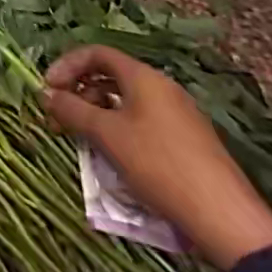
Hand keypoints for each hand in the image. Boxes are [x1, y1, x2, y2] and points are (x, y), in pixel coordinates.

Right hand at [44, 46, 271, 270]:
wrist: (226, 219)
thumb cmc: (159, 164)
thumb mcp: (106, 134)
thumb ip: (71, 109)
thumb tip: (45, 93)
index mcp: (144, 77)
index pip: (96, 53)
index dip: (66, 65)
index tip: (47, 88)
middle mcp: (162, 88)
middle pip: (110, 76)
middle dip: (79, 92)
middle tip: (59, 115)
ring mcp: (179, 115)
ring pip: (126, 101)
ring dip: (97, 113)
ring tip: (82, 139)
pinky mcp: (188, 140)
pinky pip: (143, 121)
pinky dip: (119, 129)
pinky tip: (113, 154)